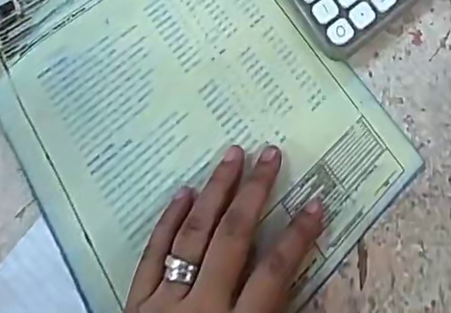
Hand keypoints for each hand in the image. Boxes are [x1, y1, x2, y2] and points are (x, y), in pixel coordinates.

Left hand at [128, 145, 326, 312]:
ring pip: (193, 236)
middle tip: (271, 153)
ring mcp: (161, 306)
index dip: (298, 238)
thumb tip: (307, 299)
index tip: (318, 203)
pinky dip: (168, 222)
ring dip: (216, 191)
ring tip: (232, 155)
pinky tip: (183, 192)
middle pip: (233, 239)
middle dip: (255, 192)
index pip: (274, 276)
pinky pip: (152, 256)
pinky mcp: (132, 308)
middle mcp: (198, 310)